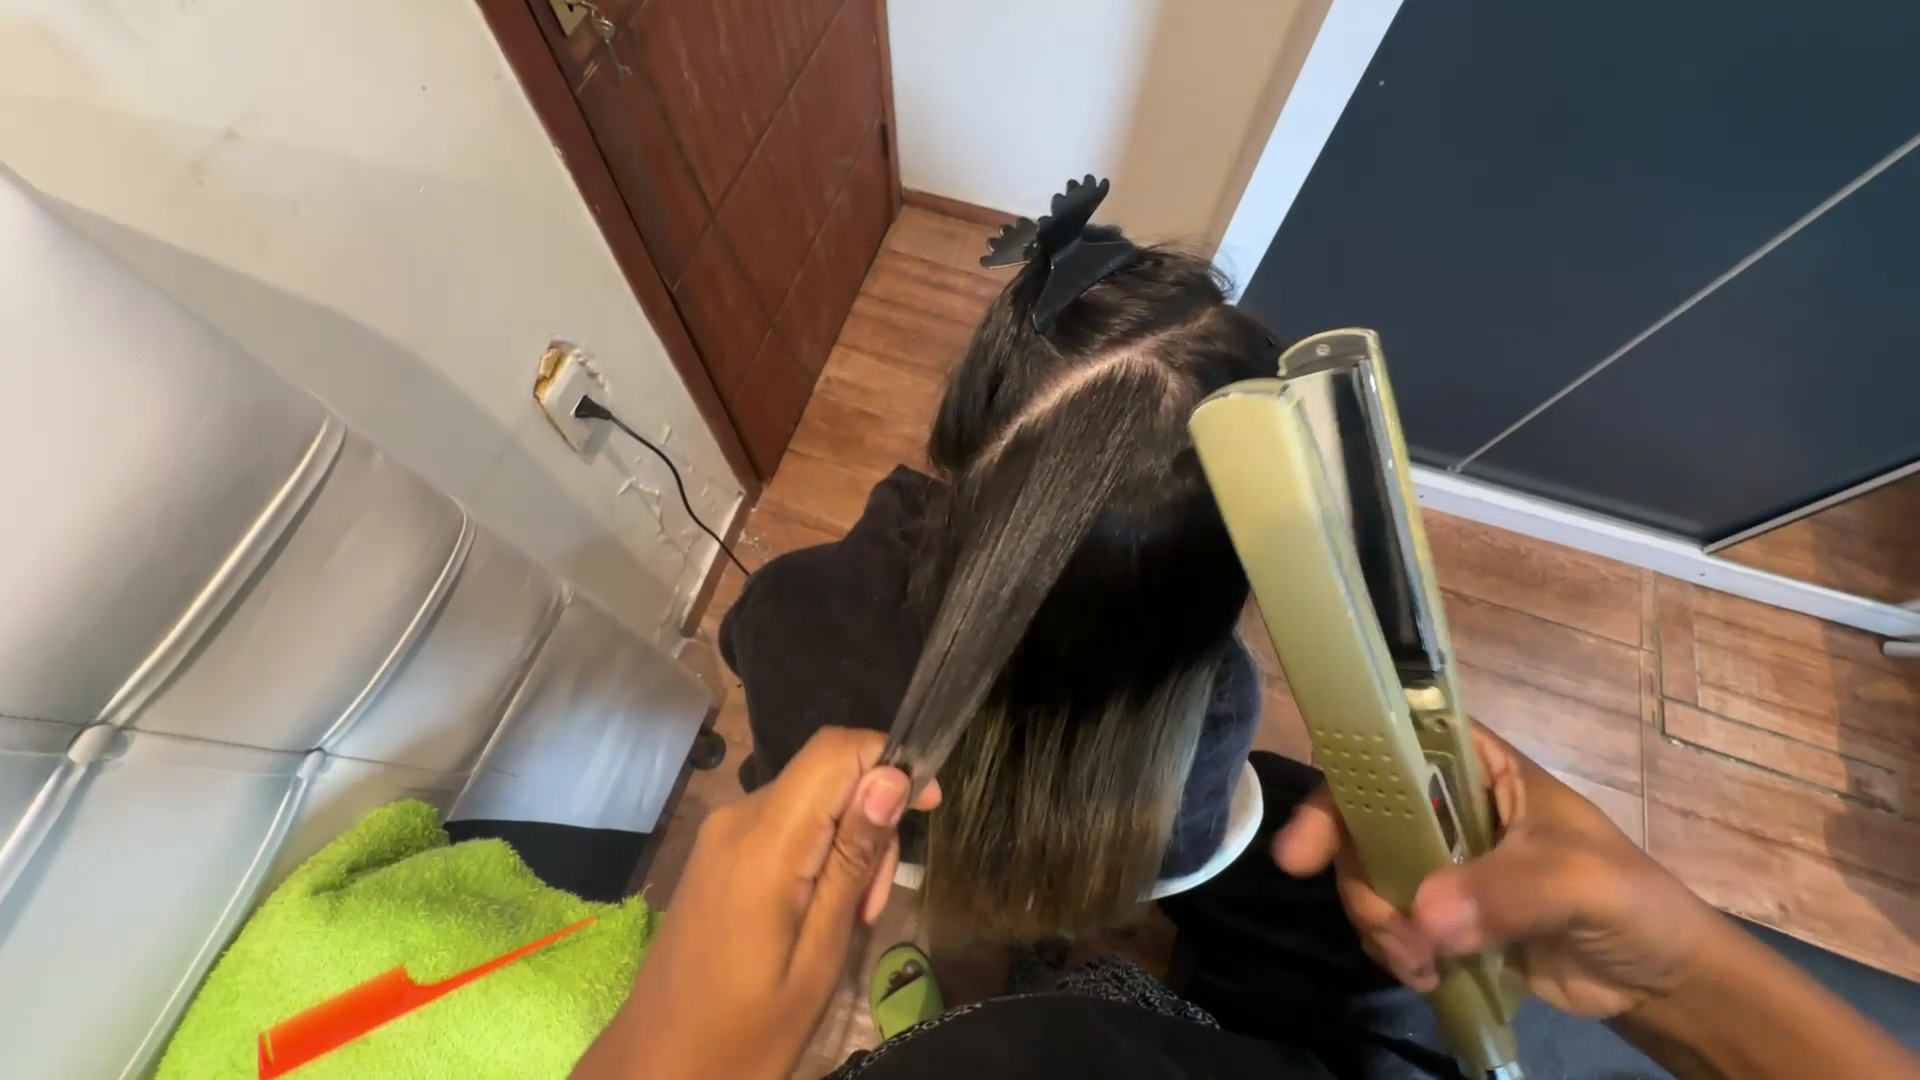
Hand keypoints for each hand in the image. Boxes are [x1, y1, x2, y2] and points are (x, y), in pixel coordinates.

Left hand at [573, 727, 940, 1079]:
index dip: (889, 759)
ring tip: (850, 918)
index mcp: (763, 843)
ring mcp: (722, 832)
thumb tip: (893, 776)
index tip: (928, 806)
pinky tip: (820, 909)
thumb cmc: (747, 1034)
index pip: (835, 750)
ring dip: (847, 842)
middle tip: (874, 902)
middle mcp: (738, 817)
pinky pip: (787, 821)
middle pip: (828, 775)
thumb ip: (853, 857)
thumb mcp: (819, 955)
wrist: (657, 1073)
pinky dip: (818, 850)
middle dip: (870, 820)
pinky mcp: (718, 850)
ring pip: (811, 798)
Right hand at [1273, 724, 1722, 1017]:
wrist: (1665, 985)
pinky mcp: (1432, 903)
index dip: (1344, 772)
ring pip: (1362, 868)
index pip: (1389, 744)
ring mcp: (1430, 852)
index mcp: (1469, 765)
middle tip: (1381, 925)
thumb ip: (1502, 892)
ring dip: (1374, 918)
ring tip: (1414, 963)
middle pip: (1357, 812)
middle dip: (1355, 872)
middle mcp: (1436, 800)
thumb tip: (1423, 919)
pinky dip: (1388, 944)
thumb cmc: (1631, 901)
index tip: (1312, 832)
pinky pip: (1382, 911)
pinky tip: (1420, 973)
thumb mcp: (1577, 882)